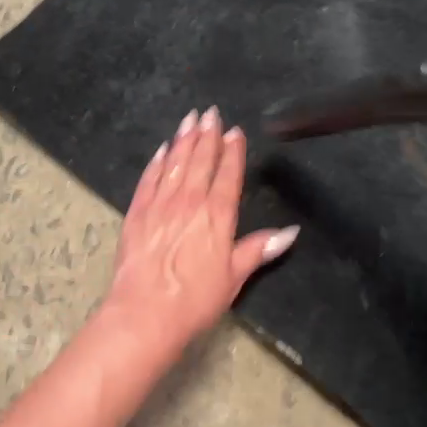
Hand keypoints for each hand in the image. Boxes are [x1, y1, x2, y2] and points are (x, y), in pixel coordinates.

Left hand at [100, 107, 299, 356]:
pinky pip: (148, 179)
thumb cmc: (195, 300)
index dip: (233, 151)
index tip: (235, 131)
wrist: (144, 314)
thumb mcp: (234, 277)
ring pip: (175, 162)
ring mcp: (160, 204)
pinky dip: (156, 162)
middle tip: (211, 113)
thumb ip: (259, 249)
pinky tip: (162, 150)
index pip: (228, 174)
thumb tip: (291, 232)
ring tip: (190, 118)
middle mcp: (190, 201)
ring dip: (184, 139)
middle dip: (207, 135)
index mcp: (218, 215)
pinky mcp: (136, 212)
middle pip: (201, 160)